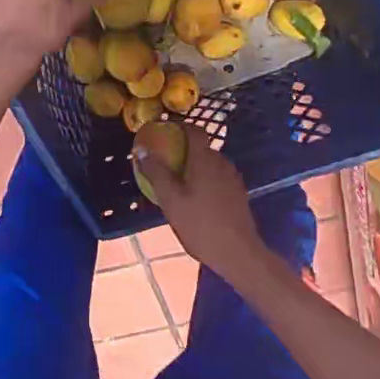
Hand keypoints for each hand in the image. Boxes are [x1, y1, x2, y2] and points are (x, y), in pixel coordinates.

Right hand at [133, 137, 265, 273]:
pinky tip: (194, 199)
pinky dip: (204, 180)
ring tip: (176, 184)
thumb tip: (141, 149)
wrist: (238, 252)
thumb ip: (156, 172)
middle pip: (201, 148)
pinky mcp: (238, 192)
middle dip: (182, 151)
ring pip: (209, 164)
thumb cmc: (200, 225)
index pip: (194, 130)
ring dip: (193, 167)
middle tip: (163, 163)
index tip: (162, 131)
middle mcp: (222, 162)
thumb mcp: (171, 200)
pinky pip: (217, 178)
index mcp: (205, 159)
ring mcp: (232, 177)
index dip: (179, 126)